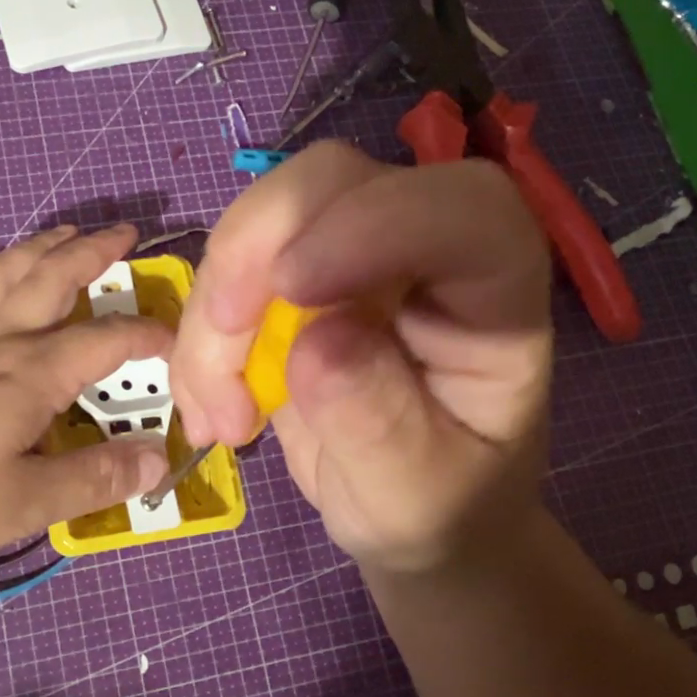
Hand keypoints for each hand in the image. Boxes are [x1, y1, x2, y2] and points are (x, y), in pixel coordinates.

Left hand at [0, 224, 171, 597]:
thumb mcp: (29, 502)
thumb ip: (98, 477)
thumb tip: (160, 460)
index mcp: (28, 373)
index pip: (105, 339)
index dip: (148, 335)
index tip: (181, 342)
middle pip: (47, 279)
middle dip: (89, 252)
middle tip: (123, 232)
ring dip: (35, 249)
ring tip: (60, 235)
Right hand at [172, 143, 554, 573]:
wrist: (417, 514)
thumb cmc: (442, 506)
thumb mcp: (419, 496)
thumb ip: (379, 424)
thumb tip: (315, 340)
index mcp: (496, 297)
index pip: (460, 209)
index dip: (374, 223)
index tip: (292, 288)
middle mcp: (425, 250)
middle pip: (333, 181)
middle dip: (255, 250)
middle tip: (221, 339)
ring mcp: (354, 252)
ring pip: (261, 221)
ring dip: (214, 310)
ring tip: (220, 418)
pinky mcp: (297, 274)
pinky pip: (229, 269)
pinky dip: (199, 332)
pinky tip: (208, 405)